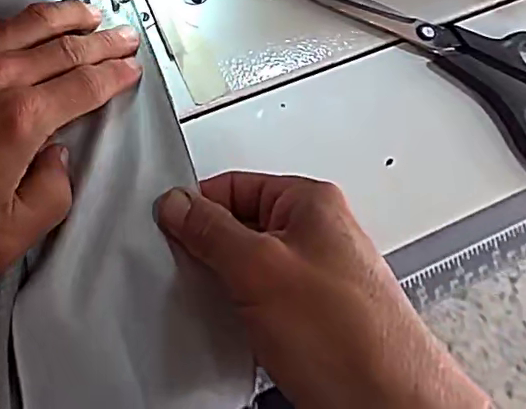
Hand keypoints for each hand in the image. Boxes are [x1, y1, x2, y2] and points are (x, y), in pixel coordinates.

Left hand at [0, 0, 141, 275]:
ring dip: (72, 16)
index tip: (132, 68)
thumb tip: (60, 153)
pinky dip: (34, 17)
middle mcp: (5, 75)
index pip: (85, 85)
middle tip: (128, 36)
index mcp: (24, 118)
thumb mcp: (7, 236)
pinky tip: (44, 19)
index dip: (114, 75)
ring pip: (37, 23)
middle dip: (105, 41)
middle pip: (69, 47)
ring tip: (95, 14)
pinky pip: (5, 24)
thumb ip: (53, 195)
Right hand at [155, 173, 487, 408]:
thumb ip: (210, 230)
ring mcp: (320, 276)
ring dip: (230, 285)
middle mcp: (318, 232)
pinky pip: (266, 300)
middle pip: (241, 223)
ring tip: (222, 305)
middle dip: (213, 248)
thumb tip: (177, 204)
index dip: (199, 204)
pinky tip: (241, 330)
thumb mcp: (259, 269)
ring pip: (252, 266)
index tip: (172, 225)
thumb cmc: (353, 341)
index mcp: (310, 201)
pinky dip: (247, 312)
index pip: (234, 184)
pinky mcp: (319, 318)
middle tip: (192, 269)